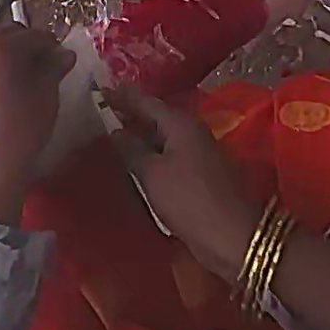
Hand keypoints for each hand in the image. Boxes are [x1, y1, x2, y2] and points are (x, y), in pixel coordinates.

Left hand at [0, 22, 75, 224]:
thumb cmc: (25, 124)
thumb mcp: (47, 91)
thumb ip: (54, 65)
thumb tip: (65, 53)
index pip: (31, 34)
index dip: (49, 42)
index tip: (60, 54)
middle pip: (4, 32)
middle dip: (25, 40)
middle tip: (44, 58)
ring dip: (7, 50)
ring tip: (26, 70)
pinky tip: (6, 80)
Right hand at [108, 86, 261, 279]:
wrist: (233, 237)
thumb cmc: (189, 199)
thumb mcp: (152, 173)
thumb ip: (130, 148)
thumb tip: (114, 130)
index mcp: (179, 123)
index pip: (145, 101)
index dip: (121, 96)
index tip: (96, 91)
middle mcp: (189, 131)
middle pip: (153, 116)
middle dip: (127, 114)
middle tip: (96, 112)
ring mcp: (195, 152)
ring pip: (159, 137)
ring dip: (136, 135)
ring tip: (106, 134)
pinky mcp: (196, 174)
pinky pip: (166, 154)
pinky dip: (147, 153)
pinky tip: (129, 161)